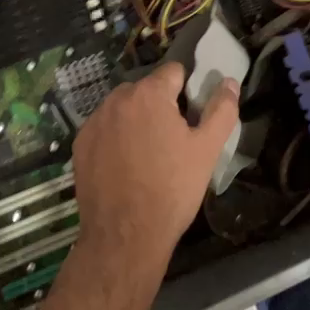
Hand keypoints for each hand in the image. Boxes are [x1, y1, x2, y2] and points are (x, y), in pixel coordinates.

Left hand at [72, 61, 240, 264]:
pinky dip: (115, 137)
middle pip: (147, 89)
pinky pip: (104, 128)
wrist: (125, 237)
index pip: (174, 72)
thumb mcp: (207, 150)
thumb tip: (229, 82)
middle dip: (160, 106)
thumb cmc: (172, 190)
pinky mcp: (80, 144)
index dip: (187, 92)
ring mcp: (95, 121)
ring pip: (124, 108)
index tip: (191, 120)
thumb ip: (222, 110)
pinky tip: (124, 166)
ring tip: (148, 155)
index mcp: (150, 94)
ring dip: (136, 119)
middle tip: (172, 141)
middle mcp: (118, 99)